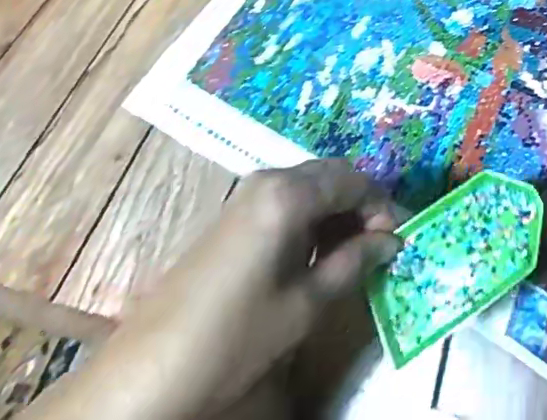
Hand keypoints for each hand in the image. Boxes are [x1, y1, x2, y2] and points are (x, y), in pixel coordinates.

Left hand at [28, 159, 400, 419]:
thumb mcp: (306, 305)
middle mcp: (271, 179)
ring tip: (351, 257)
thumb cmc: (235, 336)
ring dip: (338, 212)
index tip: (398, 242)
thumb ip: (354, 264)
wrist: (148, 372)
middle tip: (378, 248)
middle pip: (333, 175)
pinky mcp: (236, 215)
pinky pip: (288, 201)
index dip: (382, 207)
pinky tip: (316, 256)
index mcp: (290, 193)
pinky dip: (313, 218)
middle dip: (361, 206)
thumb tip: (392, 241)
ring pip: (311, 187)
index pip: (354, 180)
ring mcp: (249, 195)